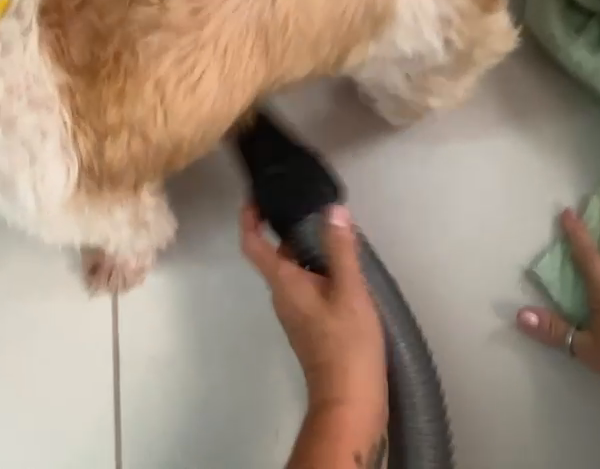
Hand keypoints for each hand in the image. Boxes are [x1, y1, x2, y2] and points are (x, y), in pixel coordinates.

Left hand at [240, 203, 387, 424]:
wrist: (349, 402)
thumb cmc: (346, 343)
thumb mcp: (349, 289)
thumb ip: (340, 249)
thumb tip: (333, 210)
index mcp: (283, 282)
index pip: (252, 243)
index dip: (249, 217)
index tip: (257, 197)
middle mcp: (282, 295)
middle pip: (277, 254)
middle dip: (291, 230)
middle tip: (315, 210)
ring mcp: (295, 313)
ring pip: (295, 272)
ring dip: (309, 251)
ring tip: (336, 236)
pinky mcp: (310, 327)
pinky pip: (307, 288)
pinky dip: (319, 272)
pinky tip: (345, 271)